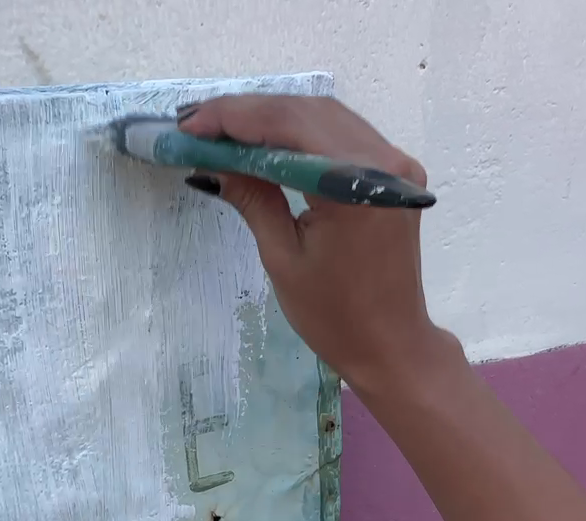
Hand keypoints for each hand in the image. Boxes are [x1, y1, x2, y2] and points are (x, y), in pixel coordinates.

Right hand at [176, 95, 463, 395]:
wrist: (390, 344)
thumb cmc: (333, 317)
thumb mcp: (282, 259)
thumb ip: (253, 200)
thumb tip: (214, 163)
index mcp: (353, 187)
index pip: (284, 128)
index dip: (232, 119)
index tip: (189, 125)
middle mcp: (382, 161)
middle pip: (305, 112)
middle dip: (247, 113)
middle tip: (198, 123)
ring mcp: (395, 163)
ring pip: (324, 116)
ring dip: (272, 117)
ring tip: (223, 129)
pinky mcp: (396, 174)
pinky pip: (342, 136)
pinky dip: (300, 133)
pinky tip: (266, 140)